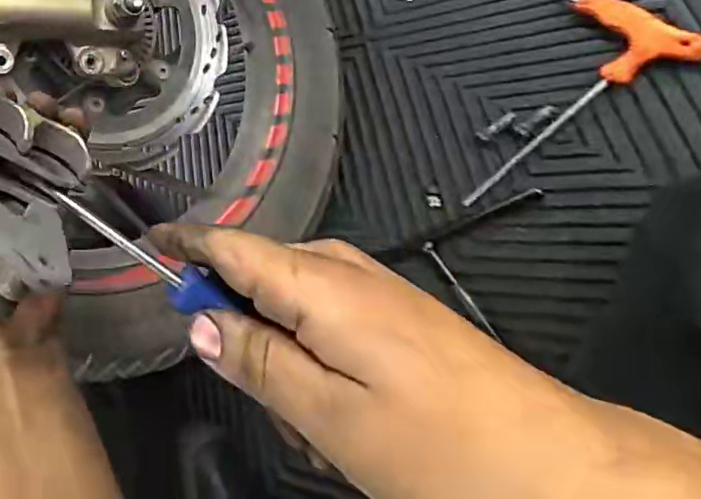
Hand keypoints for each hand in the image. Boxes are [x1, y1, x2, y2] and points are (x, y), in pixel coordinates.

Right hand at [147, 224, 619, 497]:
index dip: (188, 242)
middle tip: (258, 396)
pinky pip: (327, 310)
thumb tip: (200, 319)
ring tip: (310, 420)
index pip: (234, 245)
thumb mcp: (330, 416)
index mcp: (319, 283)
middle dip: (239, 319)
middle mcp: (342, 266)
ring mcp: (372, 282)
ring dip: (280, 347)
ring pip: (293, 296)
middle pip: (261, 269)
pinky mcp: (392, 305)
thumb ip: (259, 360)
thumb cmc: (434, 444)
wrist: (550, 457)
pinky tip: (337, 406)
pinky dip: (311, 350)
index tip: (149, 243)